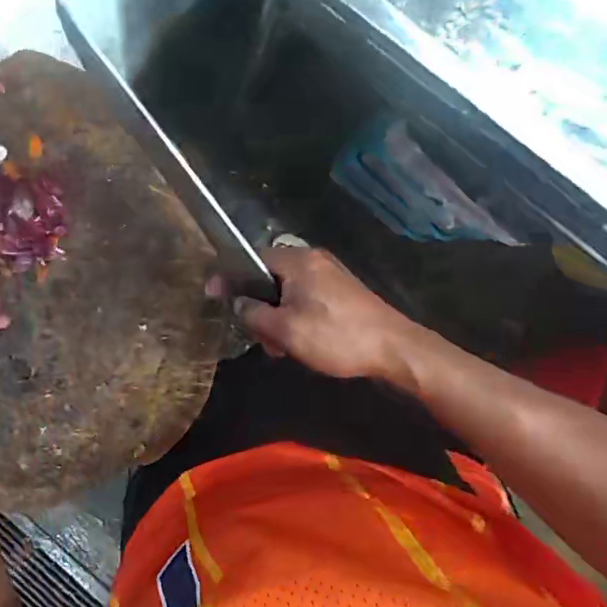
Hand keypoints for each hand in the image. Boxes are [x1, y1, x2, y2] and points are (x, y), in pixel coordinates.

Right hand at [222, 246, 426, 381]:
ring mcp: (331, 275)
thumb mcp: (285, 330)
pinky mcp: (342, 292)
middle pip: (270, 277)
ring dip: (279, 318)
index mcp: (298, 260)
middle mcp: (314, 259)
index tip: (213, 295)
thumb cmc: (335, 336)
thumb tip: (238, 304)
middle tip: (264, 339)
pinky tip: (303, 343)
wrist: (393, 348)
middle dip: (260, 308)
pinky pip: (307, 298)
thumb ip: (254, 314)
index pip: (251, 258)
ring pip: (289, 291)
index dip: (230, 278)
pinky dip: (297, 318)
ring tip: (284, 348)